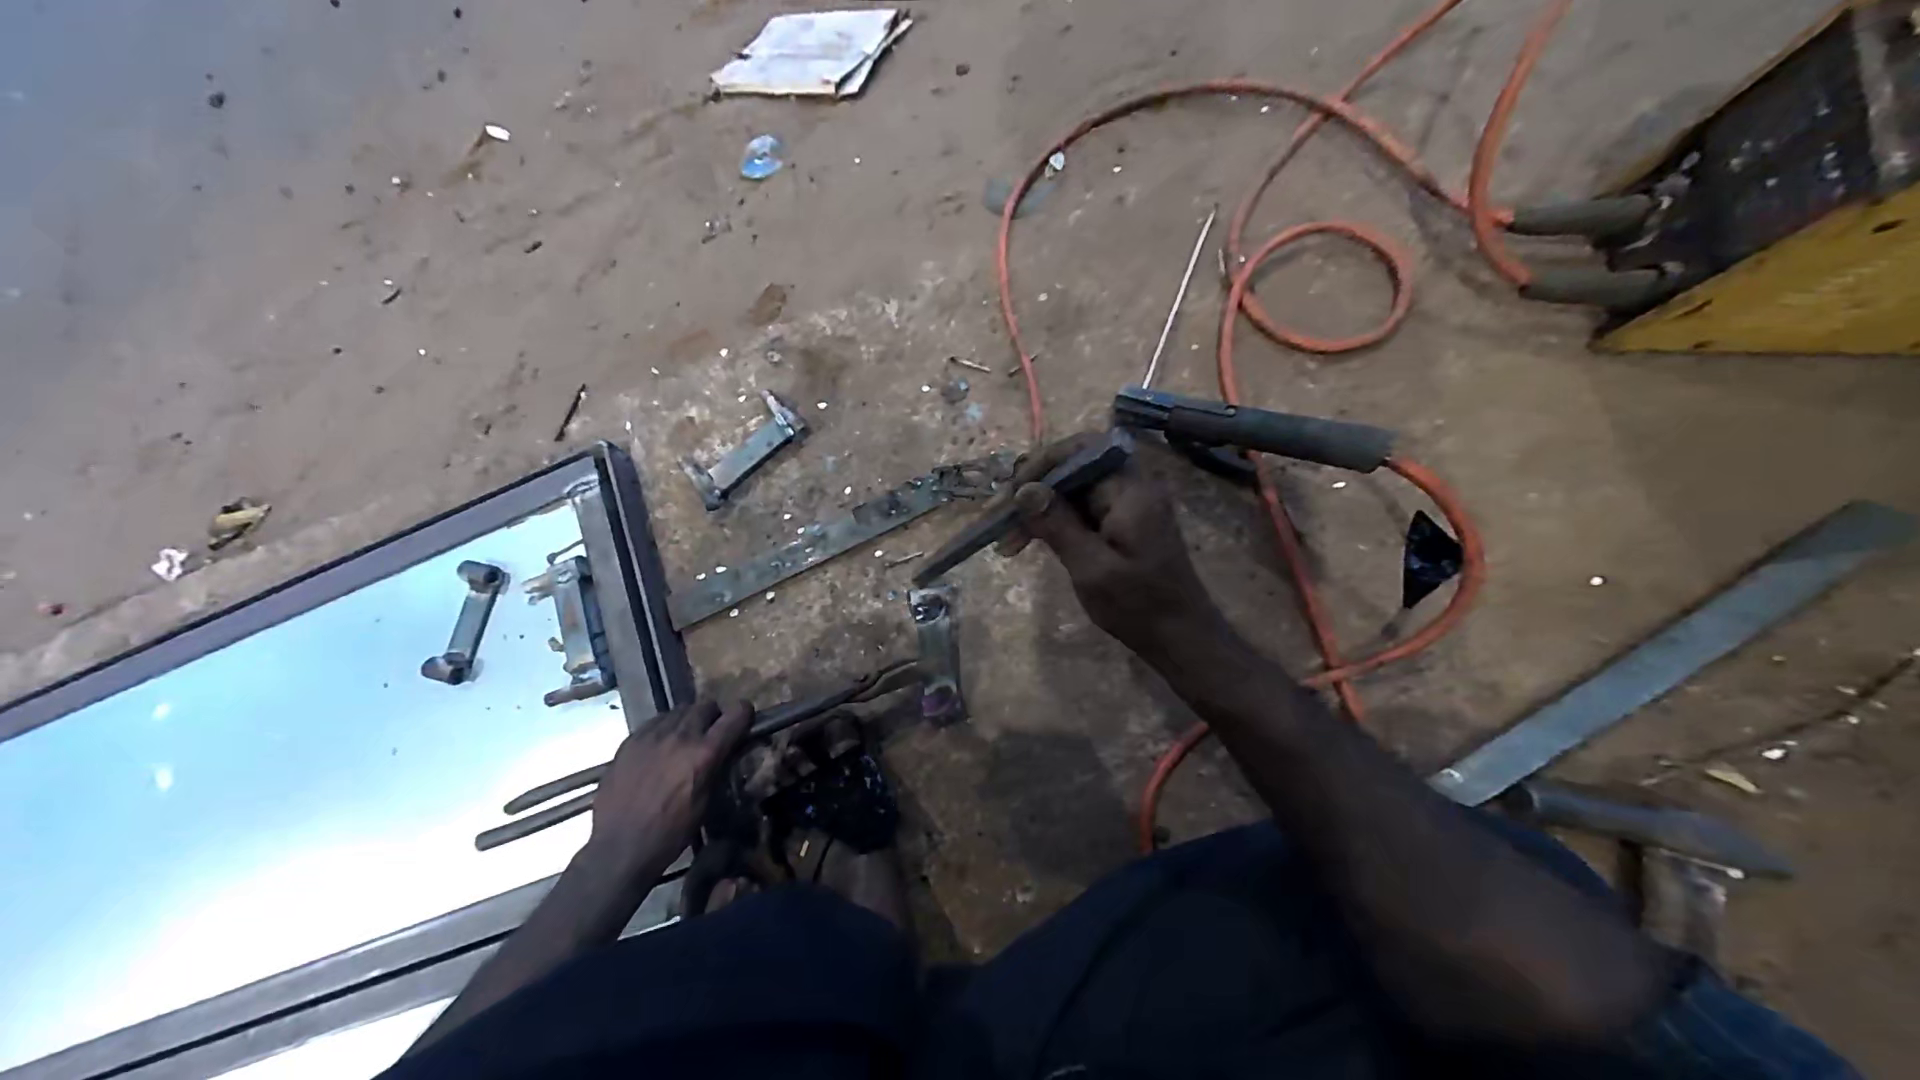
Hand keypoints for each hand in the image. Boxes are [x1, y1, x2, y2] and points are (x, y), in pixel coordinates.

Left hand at [585, 699, 753, 871]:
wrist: (618, 847)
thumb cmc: (670, 833)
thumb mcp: (705, 802)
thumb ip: (716, 768)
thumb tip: (725, 751)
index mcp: (704, 753)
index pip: (735, 715)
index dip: (744, 714)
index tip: (745, 719)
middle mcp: (680, 736)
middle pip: (705, 705)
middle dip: (714, 716)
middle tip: (712, 733)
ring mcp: (651, 736)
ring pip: (679, 710)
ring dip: (688, 721)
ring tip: (684, 740)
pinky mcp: (629, 741)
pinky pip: (654, 722)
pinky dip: (664, 728)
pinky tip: (659, 748)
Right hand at [1002, 432, 1230, 662]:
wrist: (1182, 637)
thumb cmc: (1138, 605)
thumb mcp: (1091, 568)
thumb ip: (1057, 525)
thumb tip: (1023, 489)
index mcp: (1130, 490)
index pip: (1080, 450)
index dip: (1041, 464)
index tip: (1011, 494)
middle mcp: (1132, 487)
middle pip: (1074, 468)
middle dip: (1034, 490)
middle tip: (1000, 520)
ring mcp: (1128, 506)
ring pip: (1074, 491)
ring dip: (1040, 510)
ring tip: (1008, 540)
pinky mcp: (1123, 524)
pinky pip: (1083, 510)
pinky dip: (1056, 523)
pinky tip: (1030, 542)